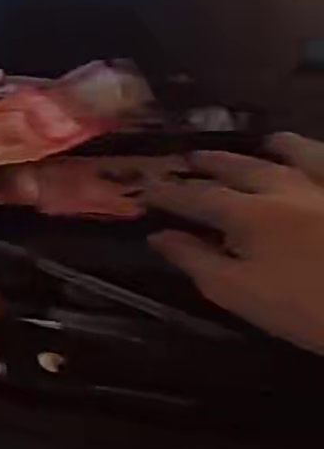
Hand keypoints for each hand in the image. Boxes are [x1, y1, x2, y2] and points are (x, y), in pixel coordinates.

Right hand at [142, 134, 323, 354]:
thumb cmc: (314, 307)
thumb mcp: (236, 290)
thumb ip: (193, 259)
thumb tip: (160, 236)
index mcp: (249, 214)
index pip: (193, 196)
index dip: (164, 193)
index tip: (143, 191)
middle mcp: (295, 193)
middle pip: (250, 168)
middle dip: (217, 162)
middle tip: (195, 156)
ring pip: (316, 159)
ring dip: (290, 148)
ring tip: (275, 141)